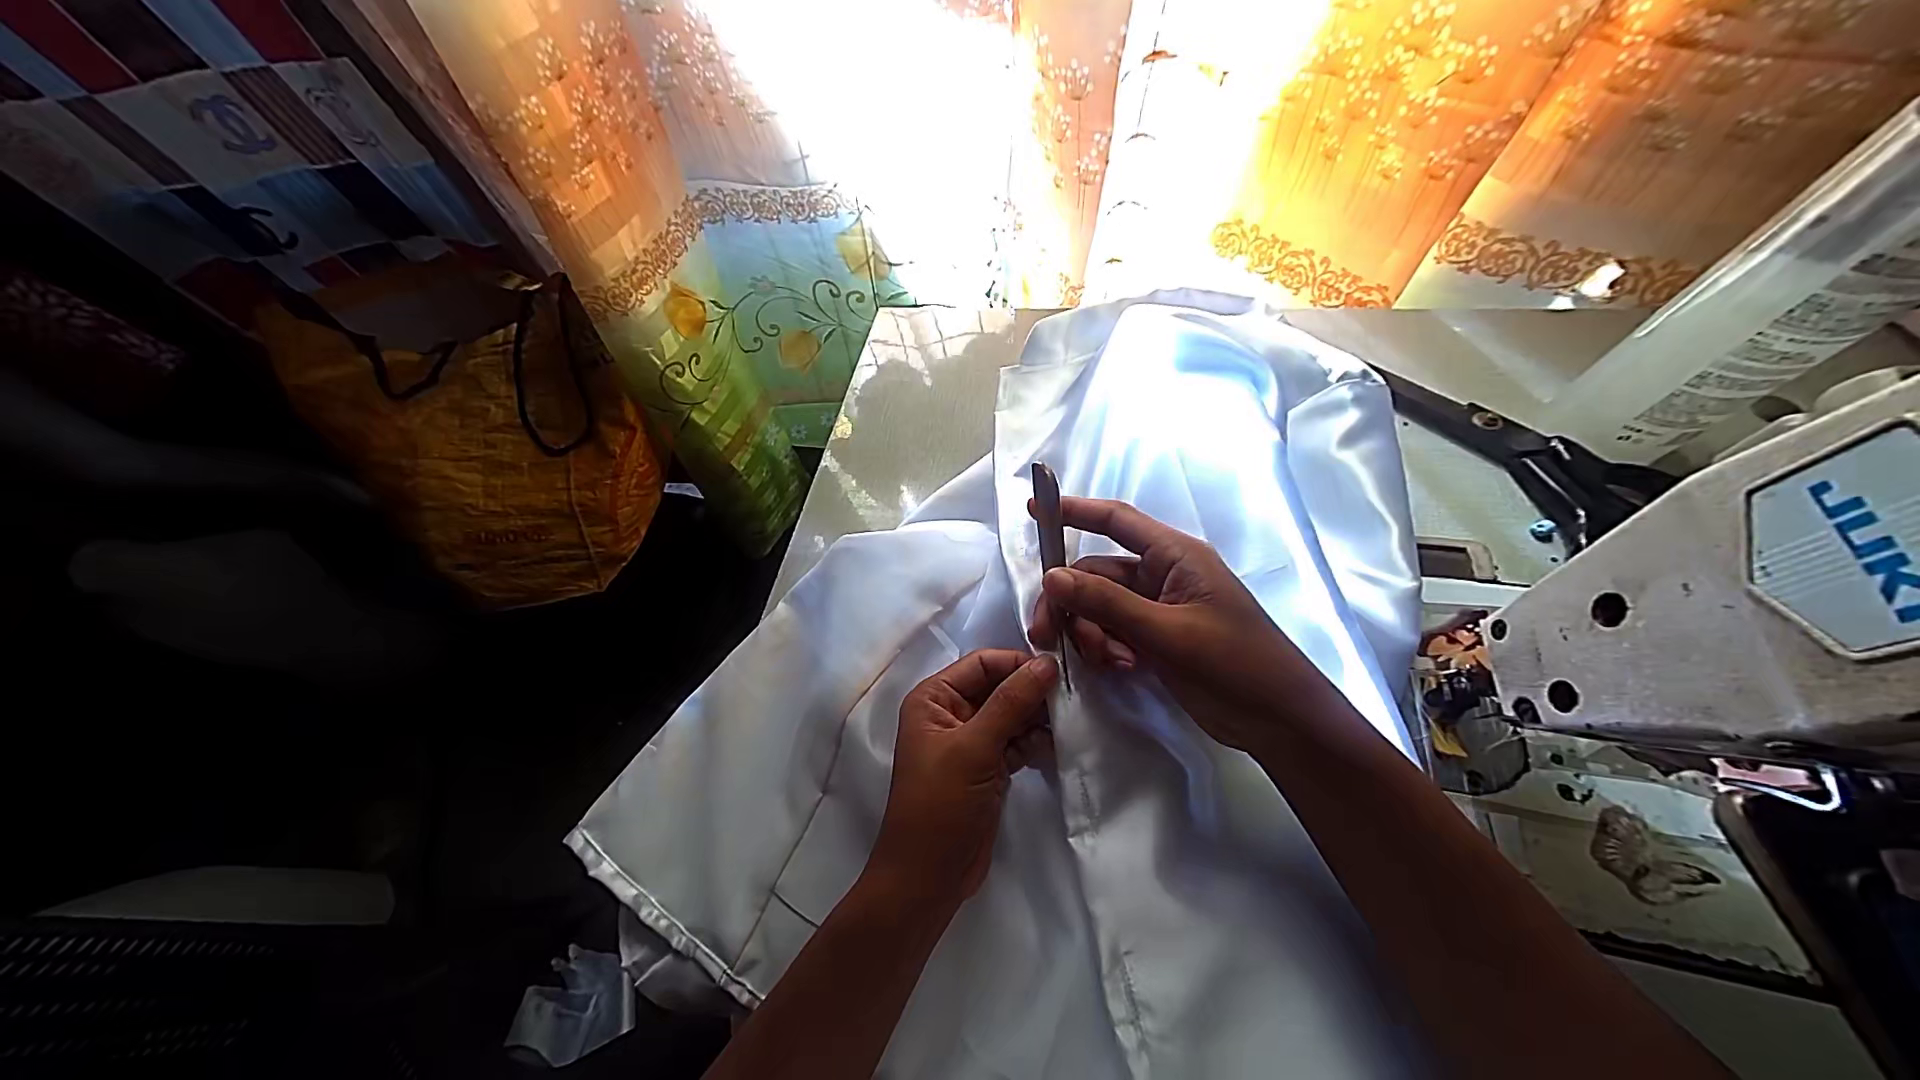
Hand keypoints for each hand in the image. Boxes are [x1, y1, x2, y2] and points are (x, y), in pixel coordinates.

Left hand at [870, 650, 1057, 900]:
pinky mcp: (988, 767)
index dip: (1018, 664)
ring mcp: (970, 741)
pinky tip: (1056, 748)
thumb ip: (1011, 702)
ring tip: (1067, 725)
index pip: (982, 664)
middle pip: (1000, 687)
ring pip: (1012, 715)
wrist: (928, 877)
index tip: (1059, 672)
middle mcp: (950, 713)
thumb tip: (1047, 663)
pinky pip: (1017, 742)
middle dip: (1033, 692)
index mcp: (933, 698)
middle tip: (1071, 700)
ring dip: (1038, 719)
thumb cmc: (940, 804)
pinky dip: (1035, 743)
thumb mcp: (974, 748)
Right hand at [1029, 497, 1336, 752]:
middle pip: (1095, 574)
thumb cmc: (1235, 664)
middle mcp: (1163, 575)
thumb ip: (1107, 603)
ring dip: (1090, 632)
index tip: (1035, 508)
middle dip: (1071, 603)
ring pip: (1099, 607)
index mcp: (1175, 556)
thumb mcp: (1167, 632)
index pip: (1116, 521)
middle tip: (1045, 635)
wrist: (1280, 721)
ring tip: (1107, 661)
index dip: (1075, 510)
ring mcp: (1158, 609)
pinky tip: (1122, 668)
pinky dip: (1107, 648)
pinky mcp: (1155, 639)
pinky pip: (1113, 631)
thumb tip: (1051, 576)